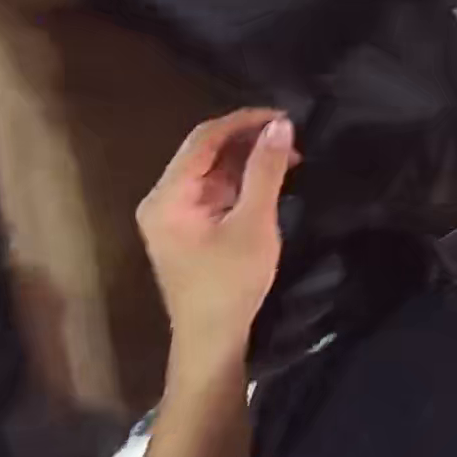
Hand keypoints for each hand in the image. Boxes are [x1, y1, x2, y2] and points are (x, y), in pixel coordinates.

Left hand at [137, 109, 296, 390]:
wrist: (214, 339)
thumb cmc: (231, 281)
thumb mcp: (254, 221)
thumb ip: (266, 170)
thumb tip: (281, 124)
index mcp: (169, 196)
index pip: (204, 139)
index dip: (244, 121)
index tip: (284, 116)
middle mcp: (165, 197)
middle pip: (206, 150)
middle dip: (249, 137)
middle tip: (291, 134)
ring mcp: (178, 211)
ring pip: (215, 166)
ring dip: (250, 156)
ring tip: (290, 153)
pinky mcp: (193, 223)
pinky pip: (219, 186)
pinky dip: (246, 176)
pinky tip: (274, 175)